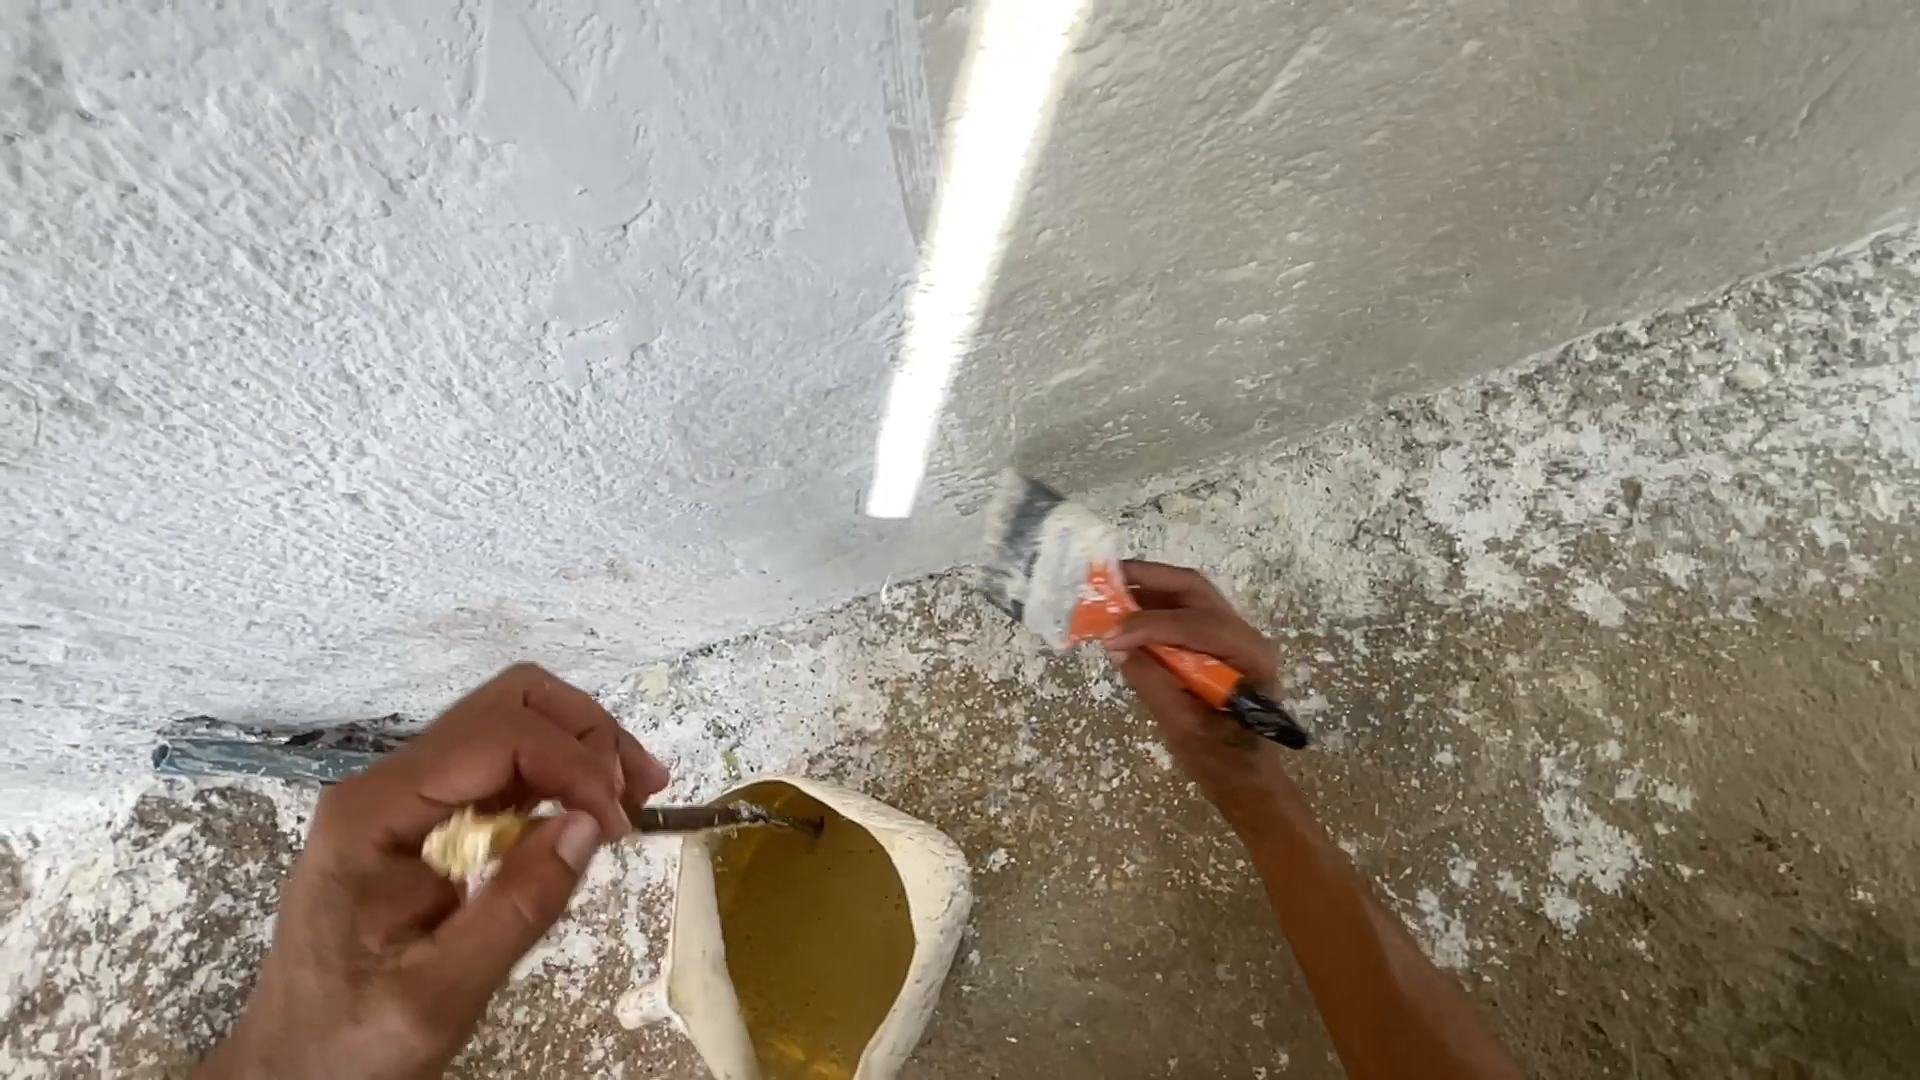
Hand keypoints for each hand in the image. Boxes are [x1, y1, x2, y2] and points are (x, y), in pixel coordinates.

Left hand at [197, 664, 669, 1079]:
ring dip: (589, 744)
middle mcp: (394, 781)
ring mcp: (417, 790)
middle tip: (638, 788)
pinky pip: (519, 758)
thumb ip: (515, 910)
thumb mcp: (435, 1000)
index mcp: (377, 813)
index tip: (619, 822)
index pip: (499, 737)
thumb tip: (592, 824)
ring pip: (522, 717)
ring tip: (638, 791)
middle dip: (588, 733)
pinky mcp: (441, 808)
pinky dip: (572, 767)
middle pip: (513, 702)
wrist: (289, 1076)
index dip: (573, 764)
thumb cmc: (350, 1044)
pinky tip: (603, 804)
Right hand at [1103, 561, 1294, 819]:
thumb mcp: (1184, 729)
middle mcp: (1244, 636)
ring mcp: (1229, 636)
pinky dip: (1149, 607)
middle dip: (1148, 579)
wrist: (1247, 780)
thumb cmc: (1222, 762)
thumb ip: (1152, 683)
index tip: (1109, 634)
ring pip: (1187, 594)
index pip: (1197, 624)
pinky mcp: (1212, 643)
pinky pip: (1180, 611)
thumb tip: (1115, 646)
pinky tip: (1121, 614)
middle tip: (1104, 579)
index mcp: (1249, 657)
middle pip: (1193, 591)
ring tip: (1106, 590)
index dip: (1150, 624)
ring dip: (1146, 588)